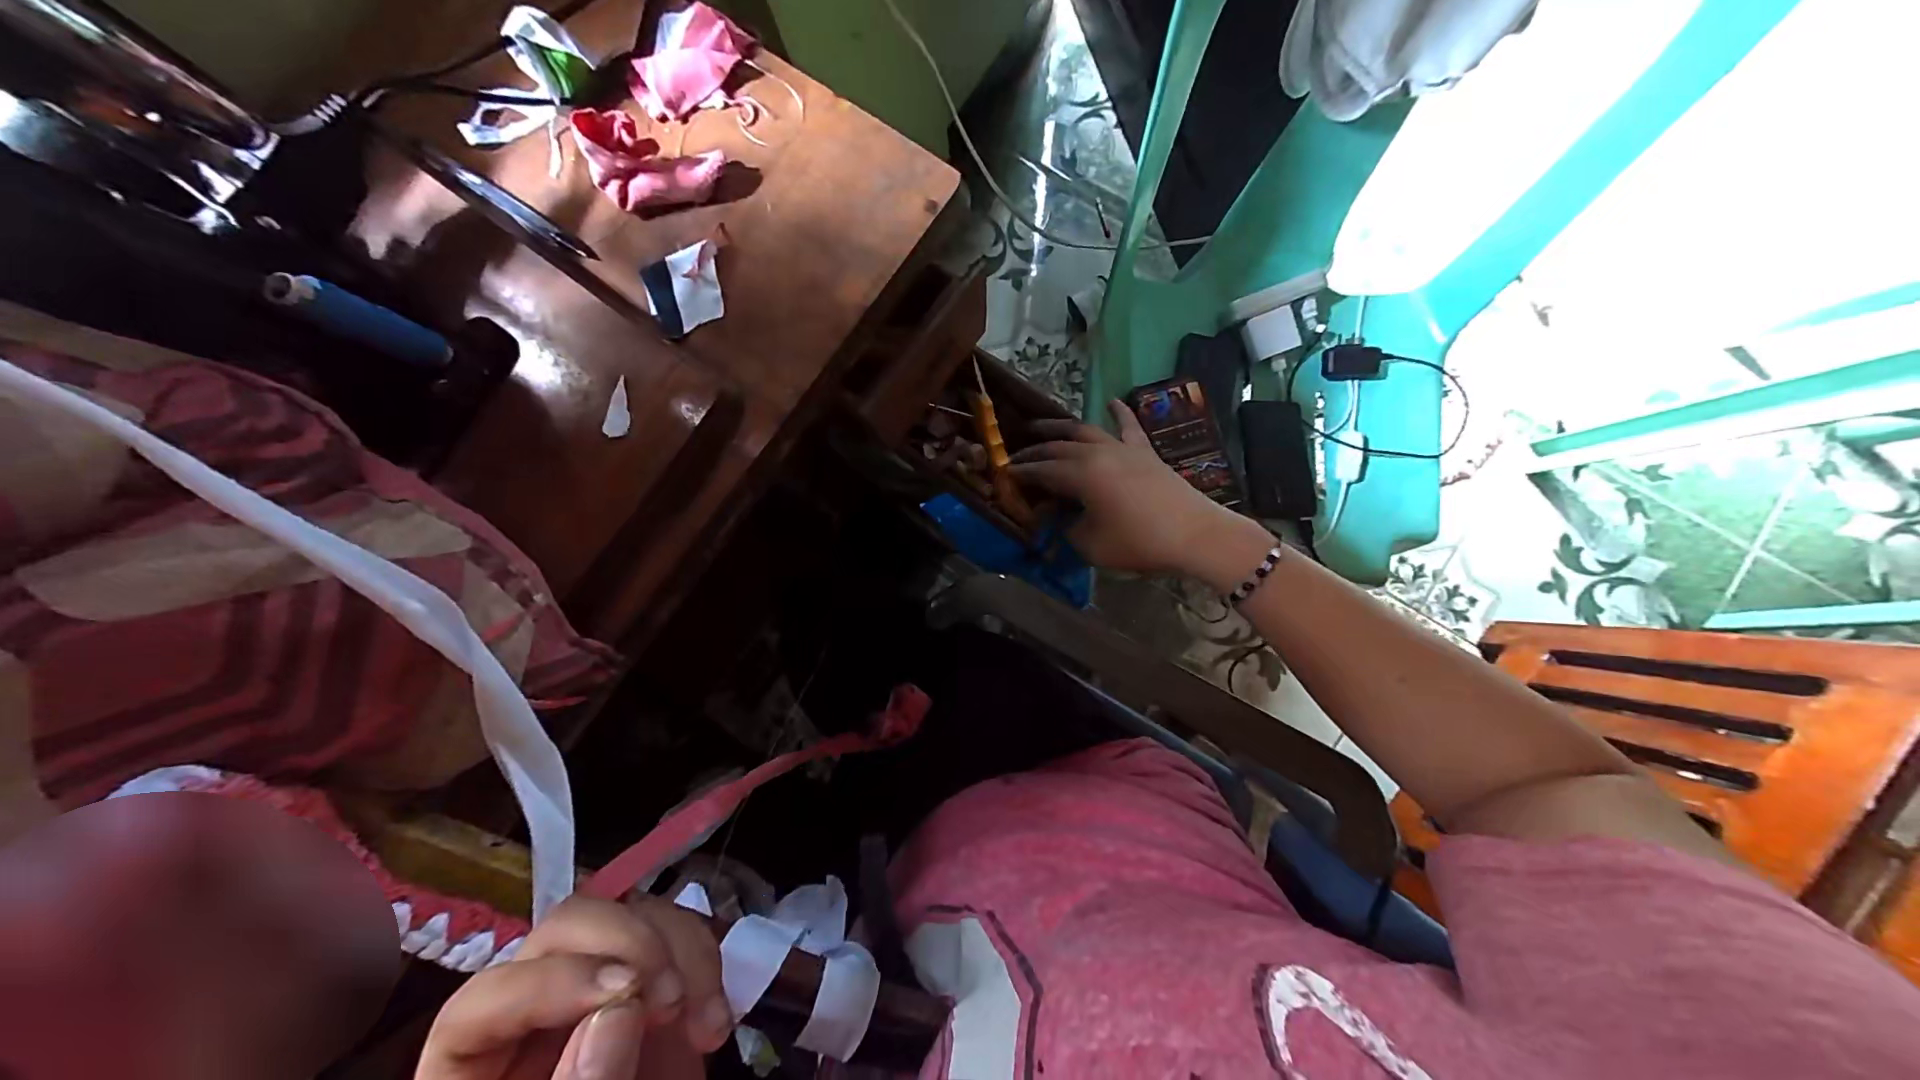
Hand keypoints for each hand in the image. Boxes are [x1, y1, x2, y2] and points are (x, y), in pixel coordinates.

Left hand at [416, 895, 732, 1079]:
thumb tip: (616, 1009)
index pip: (481, 1005)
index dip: (550, 983)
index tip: (629, 992)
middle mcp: (532, 1025)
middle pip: (561, 931)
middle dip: (629, 944)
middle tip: (672, 1001)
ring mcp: (595, 1002)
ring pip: (627, 916)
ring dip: (678, 948)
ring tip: (707, 1023)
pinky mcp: (652, 994)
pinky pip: (675, 934)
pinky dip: (705, 959)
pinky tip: (718, 1022)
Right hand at [1011, 400, 1265, 584]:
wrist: (1196, 535)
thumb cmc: (1139, 543)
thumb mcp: (1091, 545)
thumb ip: (1068, 528)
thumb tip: (1061, 518)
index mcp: (1080, 474)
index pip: (1042, 470)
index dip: (1022, 473)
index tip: (1005, 476)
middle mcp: (1097, 453)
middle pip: (1057, 446)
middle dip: (1034, 451)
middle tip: (1017, 456)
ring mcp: (1123, 448)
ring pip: (1084, 429)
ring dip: (1060, 427)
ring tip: (1040, 426)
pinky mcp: (1145, 452)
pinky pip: (1129, 426)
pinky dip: (1118, 412)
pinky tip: (1112, 401)